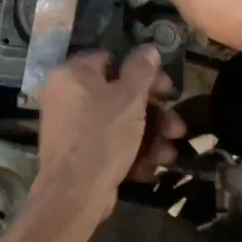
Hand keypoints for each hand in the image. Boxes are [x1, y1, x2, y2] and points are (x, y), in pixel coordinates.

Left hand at [32, 48, 184, 224]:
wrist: (75, 193)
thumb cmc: (102, 136)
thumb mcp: (129, 98)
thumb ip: (141, 70)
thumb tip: (148, 49)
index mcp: (71, 74)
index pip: (110, 60)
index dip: (142, 72)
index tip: (166, 89)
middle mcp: (65, 96)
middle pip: (118, 94)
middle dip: (153, 110)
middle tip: (176, 124)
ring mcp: (71, 127)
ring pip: (118, 122)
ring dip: (150, 134)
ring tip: (171, 148)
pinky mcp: (78, 152)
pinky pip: (109, 142)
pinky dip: (132, 150)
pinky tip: (156, 163)